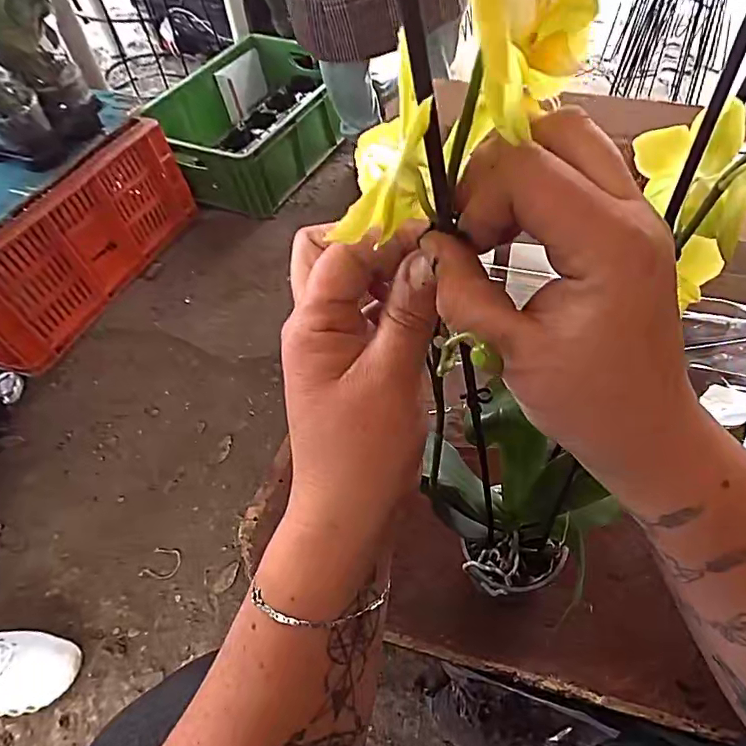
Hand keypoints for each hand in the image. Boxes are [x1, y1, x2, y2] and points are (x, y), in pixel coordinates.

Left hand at [283, 223, 436, 543]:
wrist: (347, 511)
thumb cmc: (363, 452)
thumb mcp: (391, 377)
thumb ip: (409, 312)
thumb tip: (430, 255)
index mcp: (311, 323)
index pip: (341, 252)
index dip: (386, 235)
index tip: (434, 234)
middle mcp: (313, 323)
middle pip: (327, 255)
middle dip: (371, 241)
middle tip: (421, 249)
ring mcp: (331, 341)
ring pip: (349, 281)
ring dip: (385, 270)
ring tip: (430, 275)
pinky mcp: (351, 358)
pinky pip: (366, 311)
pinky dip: (393, 300)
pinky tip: (425, 307)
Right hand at [422, 109, 707, 485]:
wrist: (651, 432)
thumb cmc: (590, 405)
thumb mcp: (515, 352)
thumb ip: (465, 291)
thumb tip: (433, 246)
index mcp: (608, 242)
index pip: (527, 165)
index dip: (479, 196)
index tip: (466, 247)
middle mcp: (634, 214)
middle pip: (560, 130)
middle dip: (502, 164)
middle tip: (479, 221)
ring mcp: (642, 218)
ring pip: (578, 145)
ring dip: (527, 171)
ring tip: (498, 227)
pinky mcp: (637, 232)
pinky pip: (589, 177)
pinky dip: (549, 188)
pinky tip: (525, 233)